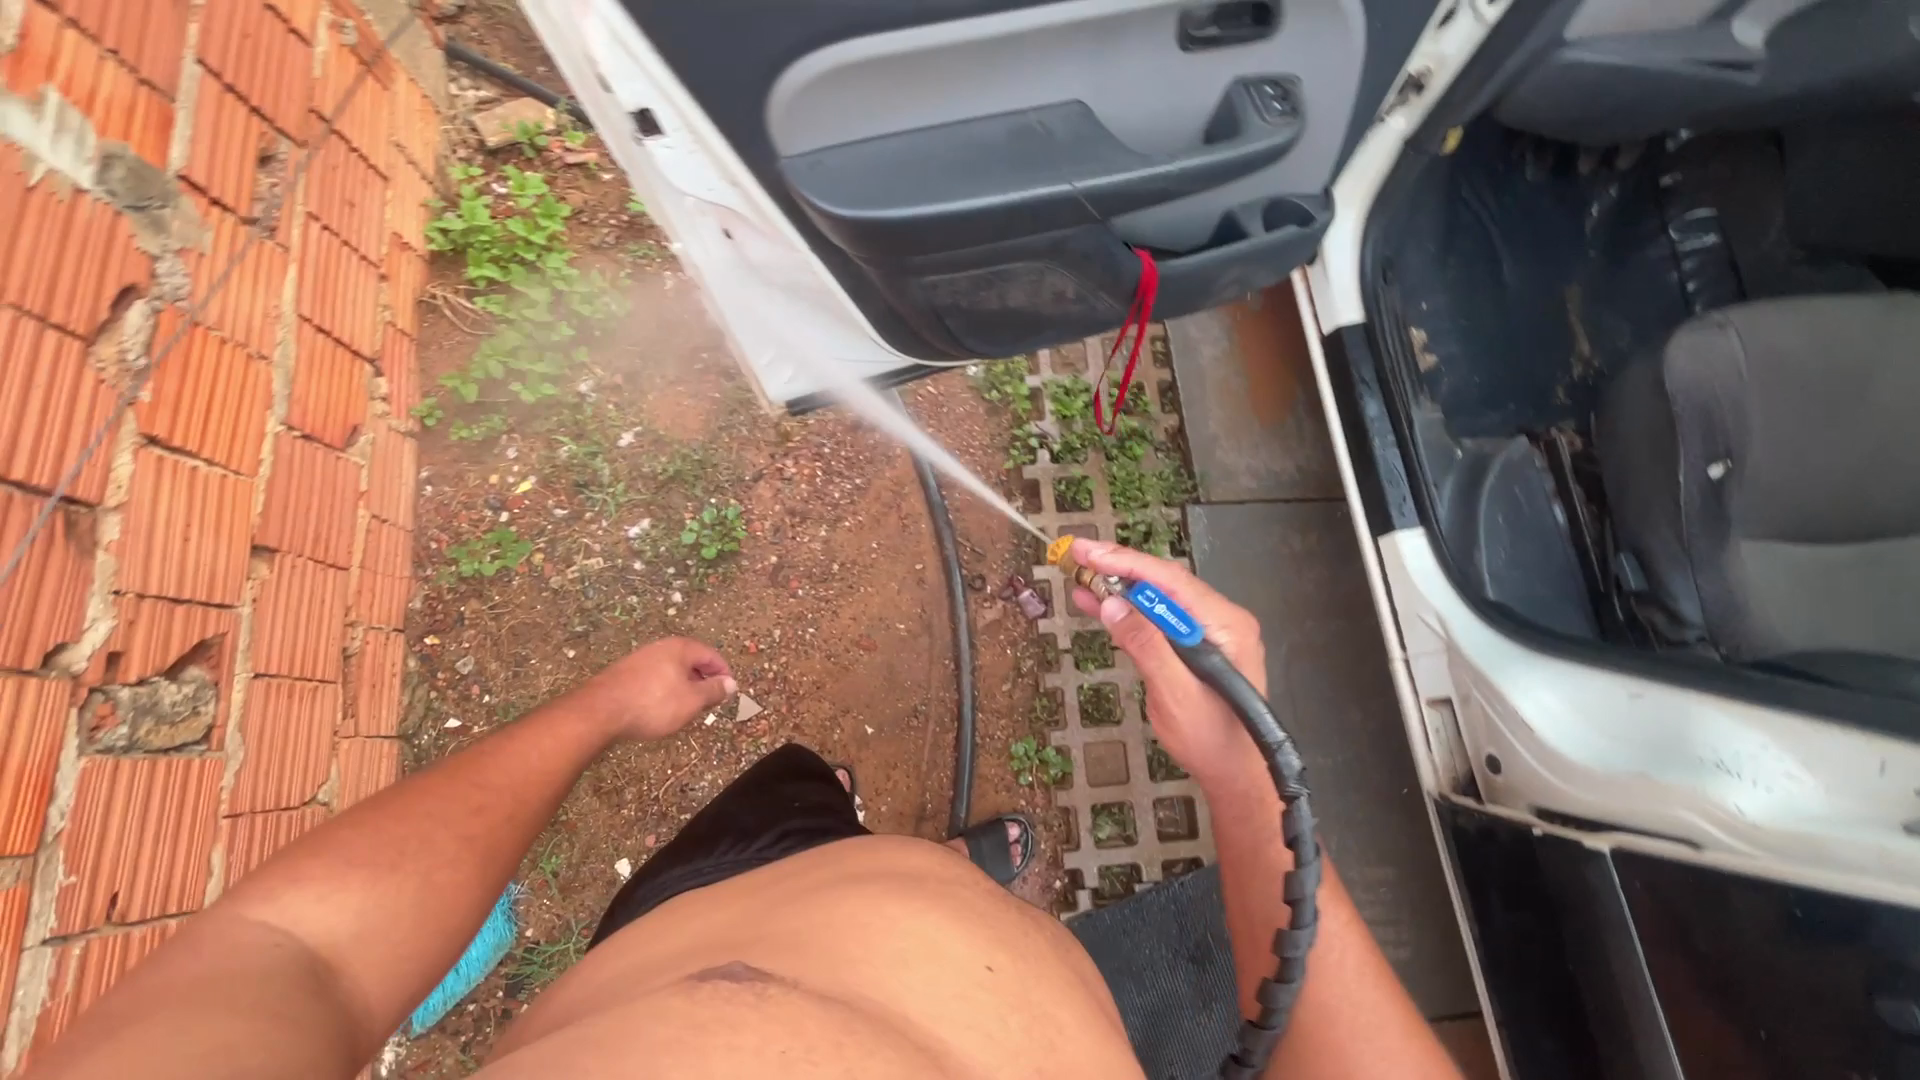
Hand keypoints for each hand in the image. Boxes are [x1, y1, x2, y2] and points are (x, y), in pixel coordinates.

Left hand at [565, 638, 735, 740]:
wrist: (599, 712)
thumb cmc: (653, 704)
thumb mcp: (692, 700)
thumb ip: (714, 690)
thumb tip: (731, 683)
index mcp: (680, 648)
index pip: (711, 655)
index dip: (724, 673)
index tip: (729, 691)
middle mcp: (660, 647)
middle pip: (690, 661)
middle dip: (703, 680)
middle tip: (710, 701)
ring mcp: (639, 659)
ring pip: (671, 670)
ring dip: (683, 686)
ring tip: (686, 707)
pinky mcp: (624, 674)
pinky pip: (654, 678)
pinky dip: (664, 690)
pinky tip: (660, 708)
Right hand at [1068, 538, 1266, 786]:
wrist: (1233, 773)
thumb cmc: (1212, 739)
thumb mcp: (1175, 694)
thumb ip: (1146, 646)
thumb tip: (1112, 604)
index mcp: (1225, 624)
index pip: (1171, 581)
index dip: (1127, 563)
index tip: (1091, 553)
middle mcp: (1219, 618)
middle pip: (1163, 582)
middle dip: (1119, 567)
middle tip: (1078, 554)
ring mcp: (1206, 630)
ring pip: (1156, 598)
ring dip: (1118, 587)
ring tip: (1079, 575)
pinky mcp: (1191, 644)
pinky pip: (1155, 619)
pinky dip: (1126, 611)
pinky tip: (1096, 602)